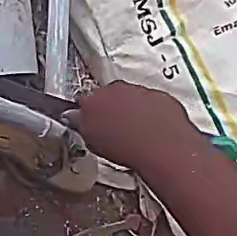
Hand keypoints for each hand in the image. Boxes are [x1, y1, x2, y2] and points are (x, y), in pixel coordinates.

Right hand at [72, 82, 211, 173]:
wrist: (160, 146)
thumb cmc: (125, 145)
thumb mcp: (90, 141)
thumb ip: (81, 124)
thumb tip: (75, 118)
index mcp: (93, 98)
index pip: (85, 100)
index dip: (87, 113)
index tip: (91, 123)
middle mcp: (117, 89)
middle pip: (109, 96)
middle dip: (110, 109)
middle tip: (112, 130)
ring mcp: (140, 91)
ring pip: (132, 98)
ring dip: (131, 111)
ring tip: (132, 134)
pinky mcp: (161, 97)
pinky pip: (153, 103)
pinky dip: (151, 114)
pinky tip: (151, 132)